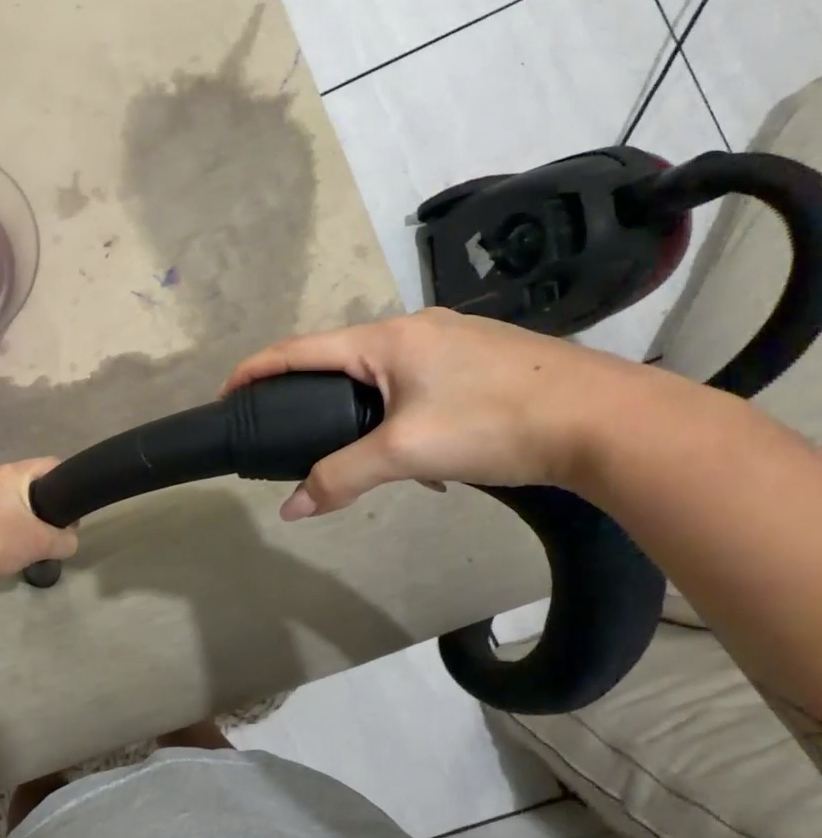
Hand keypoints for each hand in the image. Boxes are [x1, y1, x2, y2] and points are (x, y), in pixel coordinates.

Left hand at [0, 459, 78, 584]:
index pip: (49, 464)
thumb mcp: (43, 545)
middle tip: (45, 531)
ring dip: (12, 514)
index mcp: (9, 473)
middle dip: (37, 503)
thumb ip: (66, 540)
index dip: (66, 484)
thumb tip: (68, 539)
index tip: (68, 511)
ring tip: (18, 542)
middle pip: (23, 482)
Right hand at [223, 308, 650, 519]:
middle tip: (279, 423)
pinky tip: (412, 447)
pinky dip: (393, 408)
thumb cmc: (497, 423)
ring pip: (379, 370)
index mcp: (387, 339)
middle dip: (302, 389)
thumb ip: (341, 478)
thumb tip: (292, 509)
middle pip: (336, 356)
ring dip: (352, 403)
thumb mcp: (407, 454)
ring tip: (346, 444)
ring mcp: (453, 340)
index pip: (298, 348)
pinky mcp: (482, 358)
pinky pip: (415, 379)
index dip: (254, 369)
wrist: (613, 422)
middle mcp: (416, 328)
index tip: (224, 394)